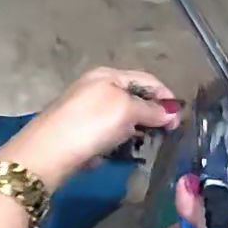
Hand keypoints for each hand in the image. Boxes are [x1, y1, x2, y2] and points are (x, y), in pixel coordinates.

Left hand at [0, 68, 181, 189]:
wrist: (47, 153)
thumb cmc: (91, 124)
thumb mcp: (126, 110)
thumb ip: (152, 110)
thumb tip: (173, 113)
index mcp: (108, 74)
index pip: (147, 79)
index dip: (166, 96)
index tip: (180, 118)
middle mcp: (95, 86)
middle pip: (134, 97)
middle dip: (152, 113)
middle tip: (166, 134)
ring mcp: (85, 109)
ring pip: (121, 116)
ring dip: (136, 129)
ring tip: (146, 145)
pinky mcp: (78, 131)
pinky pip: (107, 132)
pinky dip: (119, 140)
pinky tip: (122, 152)